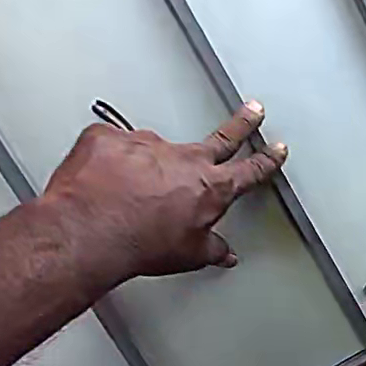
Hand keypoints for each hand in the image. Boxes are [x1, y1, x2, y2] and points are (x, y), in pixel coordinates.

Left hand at [39, 101, 286, 281]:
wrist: (90, 232)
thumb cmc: (141, 244)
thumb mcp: (189, 254)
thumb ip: (212, 248)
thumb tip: (223, 254)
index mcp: (211, 188)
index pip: (250, 171)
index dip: (267, 160)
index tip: (276, 149)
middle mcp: (185, 160)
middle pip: (222, 138)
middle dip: (242, 124)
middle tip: (253, 111)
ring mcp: (146, 144)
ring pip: (156, 148)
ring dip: (150, 162)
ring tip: (130, 185)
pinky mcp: (108, 138)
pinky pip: (113, 144)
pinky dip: (110, 159)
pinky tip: (102, 177)